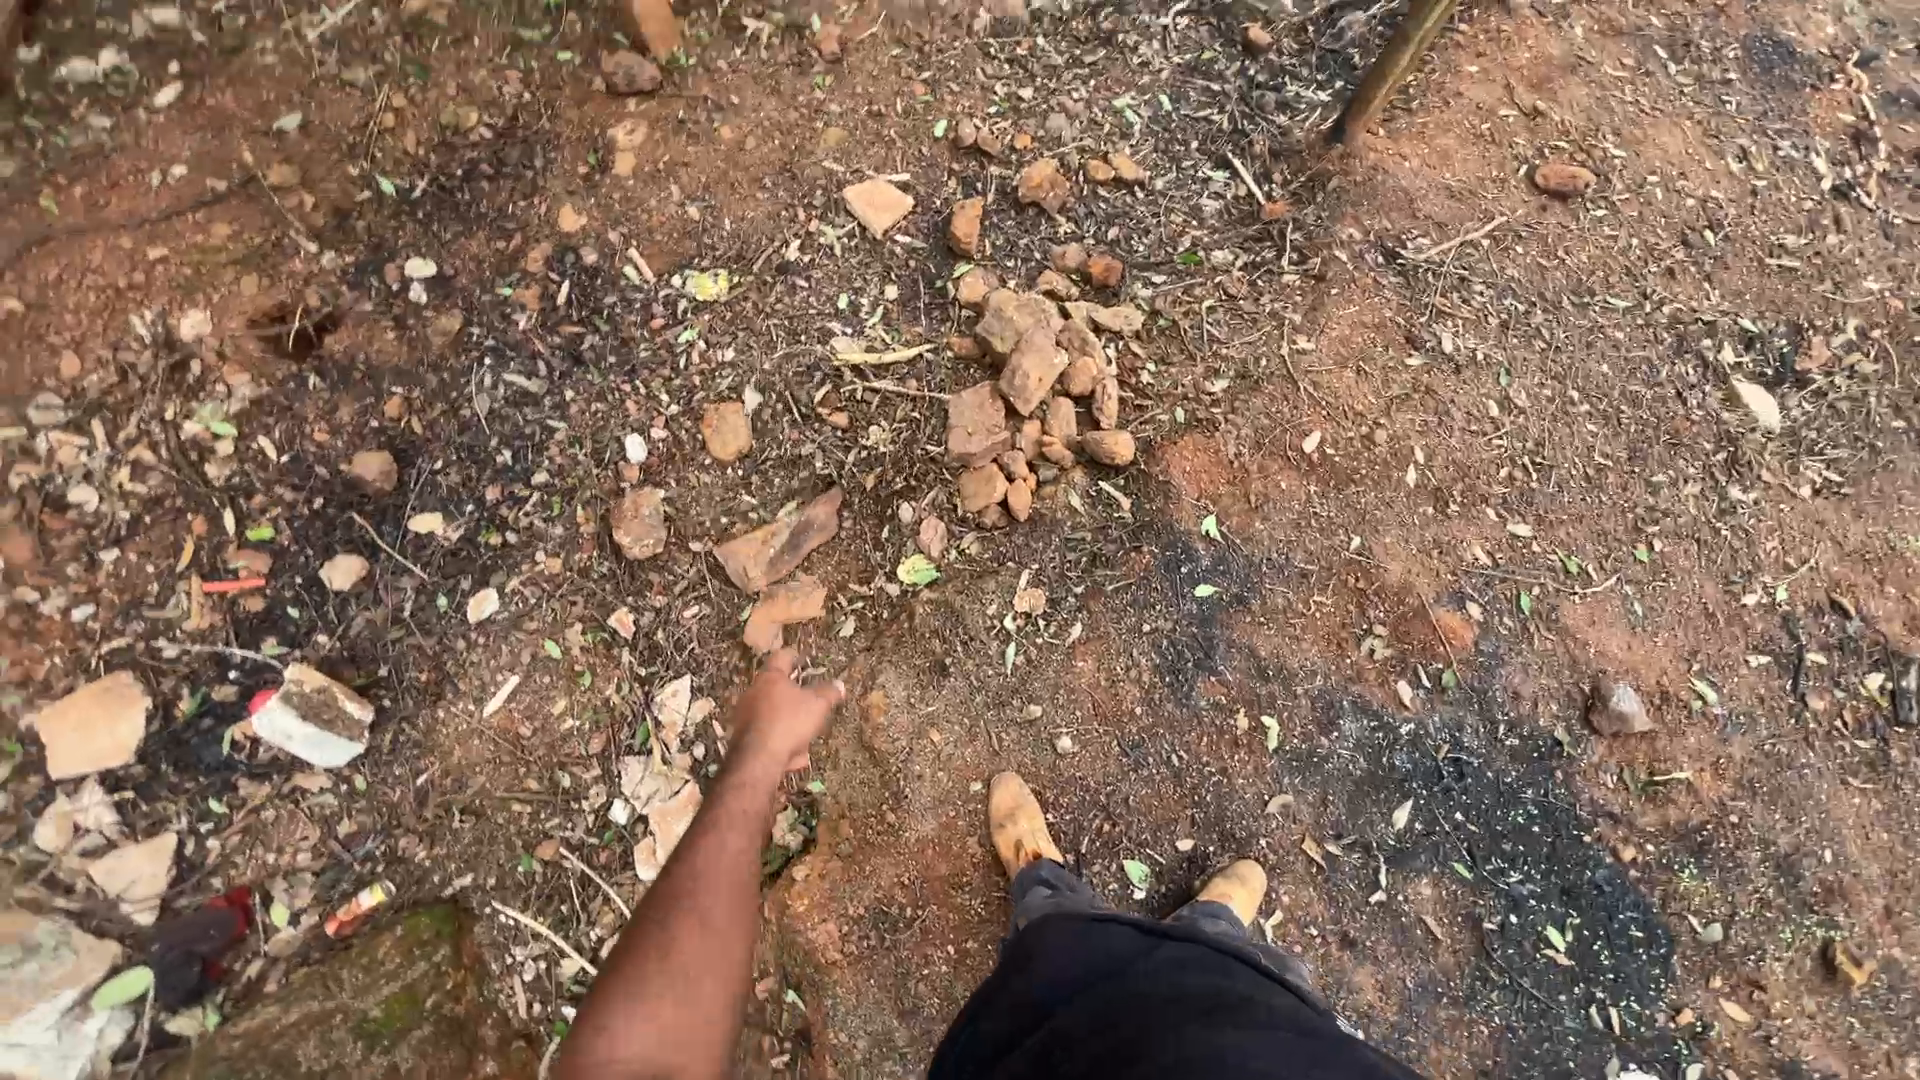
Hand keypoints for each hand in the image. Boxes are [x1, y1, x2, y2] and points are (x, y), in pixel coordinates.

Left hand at [727, 649, 843, 773]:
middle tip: (810, 702)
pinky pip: (767, 736)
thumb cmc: (789, 722)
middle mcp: (753, 693)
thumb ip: (829, 693)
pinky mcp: (742, 739)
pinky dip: (780, 743)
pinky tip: (794, 756)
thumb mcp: (818, 705)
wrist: (758, 760)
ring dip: (789, 723)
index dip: (795, 657)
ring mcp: (744, 716)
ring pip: (772, 715)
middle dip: (794, 697)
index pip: (782, 657)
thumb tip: (839, 685)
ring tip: (805, 736)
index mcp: (770, 678)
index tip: (804, 659)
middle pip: (776, 688)